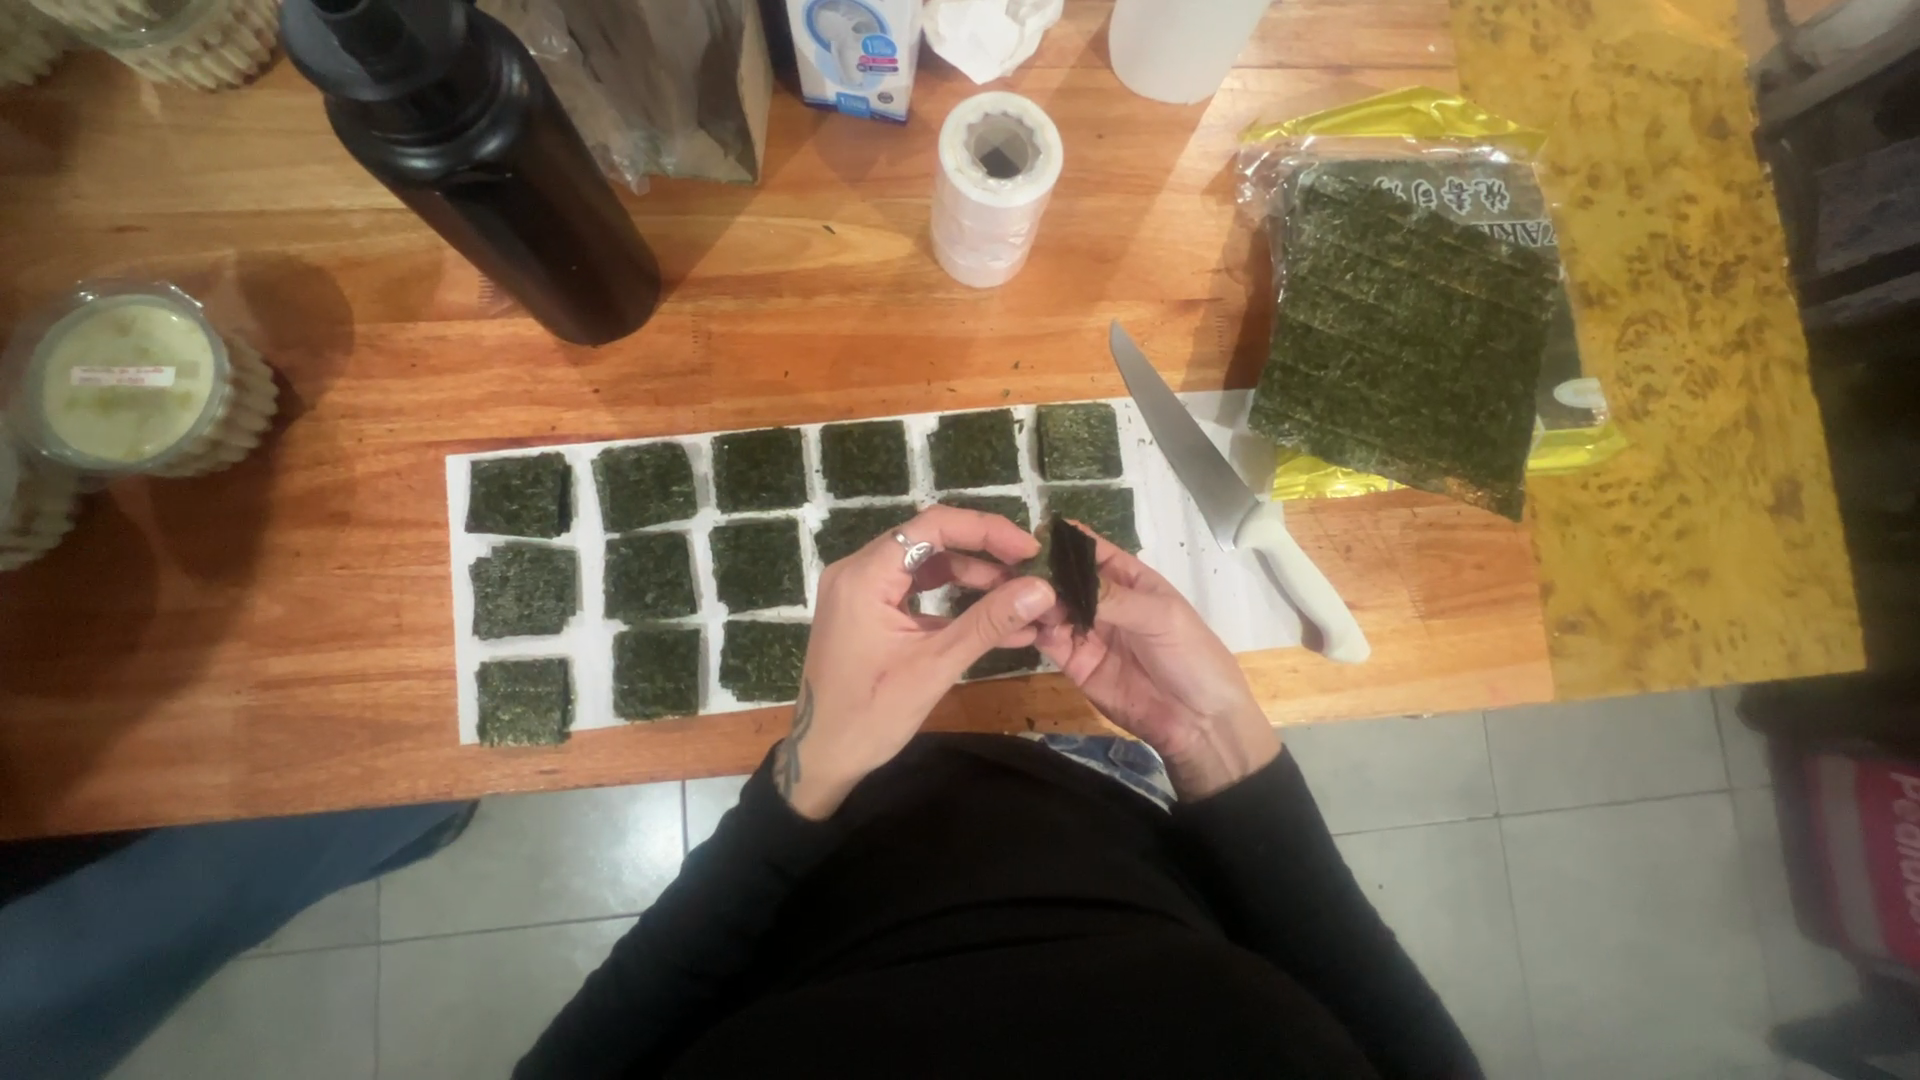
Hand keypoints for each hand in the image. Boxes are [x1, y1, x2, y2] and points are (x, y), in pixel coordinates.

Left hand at [777, 506, 1055, 819]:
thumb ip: (989, 622)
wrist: (822, 758)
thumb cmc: (871, 714)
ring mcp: (861, 593)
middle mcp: (857, 572)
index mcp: (864, 575)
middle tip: (1030, 571)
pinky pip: (916, 594)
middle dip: (985, 555)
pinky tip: (996, 622)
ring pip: (926, 568)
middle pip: (930, 541)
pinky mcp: (868, 614)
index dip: (986, 530)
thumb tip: (1042, 589)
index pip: (932, 526)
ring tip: (1021, 598)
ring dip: (974, 581)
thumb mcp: (936, 665)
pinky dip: (953, 605)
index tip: (1029, 549)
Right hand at [1035, 526, 1278, 800]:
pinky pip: (1046, 640)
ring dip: (1030, 600)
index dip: (1062, 542)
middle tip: (1008, 569)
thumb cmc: (1192, 657)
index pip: (1090, 551)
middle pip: (1062, 579)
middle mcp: (1102, 600)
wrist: (1199, 723)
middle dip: (1038, 572)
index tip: (1028, 536)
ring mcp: (1086, 631)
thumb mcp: (1160, 618)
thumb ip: (1112, 597)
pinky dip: (1029, 630)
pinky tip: (1016, 623)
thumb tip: (1063, 576)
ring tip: (1009, 596)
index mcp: (1129, 579)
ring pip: (1049, 607)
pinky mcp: (1073, 662)